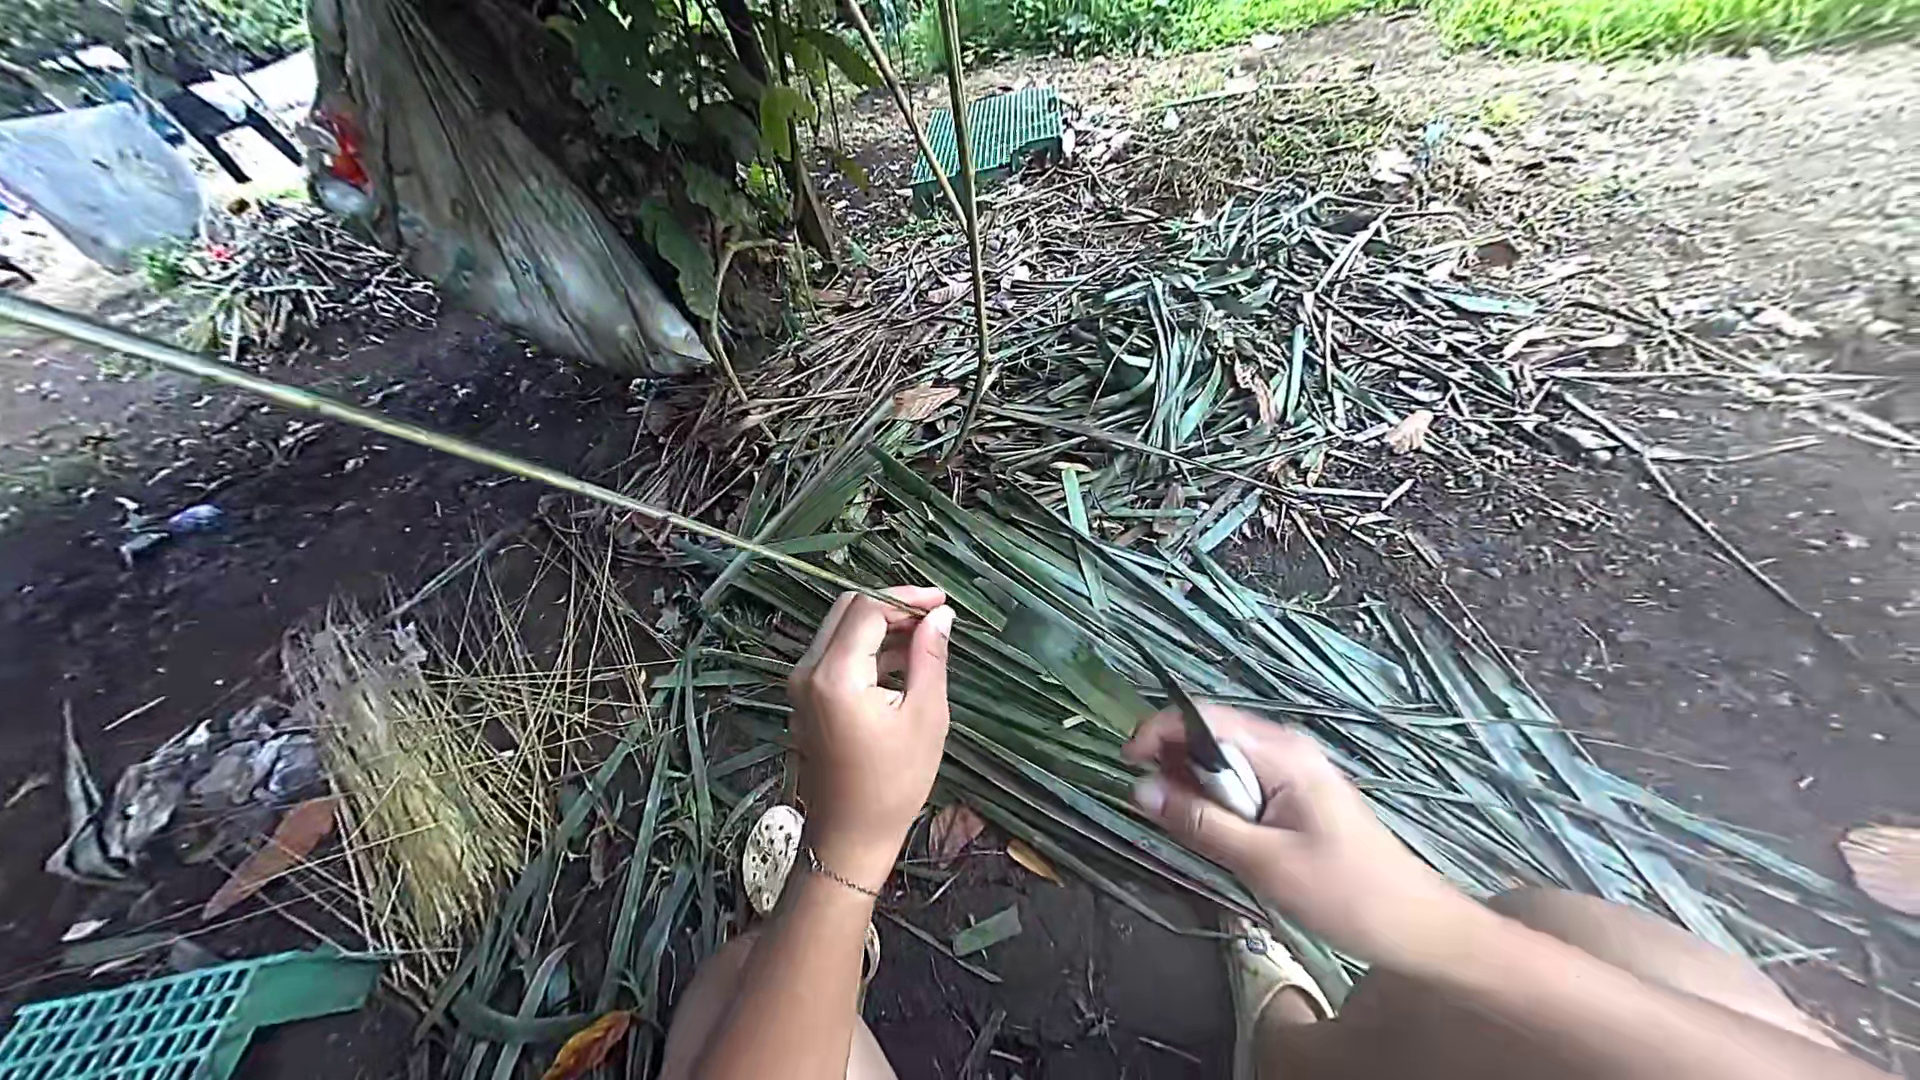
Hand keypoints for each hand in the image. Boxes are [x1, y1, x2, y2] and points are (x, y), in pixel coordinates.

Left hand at [788, 586, 954, 892]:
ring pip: (841, 628)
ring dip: (881, 624)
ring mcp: (802, 683)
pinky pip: (836, 651)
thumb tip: (941, 615)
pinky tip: (901, 659)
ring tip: (924, 636)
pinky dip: (867, 645)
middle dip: (893, 605)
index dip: (907, 598)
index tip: (941, 601)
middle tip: (933, 616)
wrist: (849, 837)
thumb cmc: (894, 782)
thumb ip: (930, 657)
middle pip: (849, 609)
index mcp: (836, 676)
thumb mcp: (925, 716)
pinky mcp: (806, 695)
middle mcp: (809, 671)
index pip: (869, 608)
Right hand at [1124, 705, 1484, 970]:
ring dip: (1190, 779)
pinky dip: (1212, 792)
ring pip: (1219, 753)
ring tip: (1181, 818)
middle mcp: (1282, 745)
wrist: (1420, 929)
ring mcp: (1288, 764)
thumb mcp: (1264, 862)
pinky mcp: (1289, 786)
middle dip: (1172, 759)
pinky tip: (1212, 823)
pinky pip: (1236, 773)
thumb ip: (1199, 822)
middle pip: (1208, 731)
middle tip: (1155, 803)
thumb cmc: (1346, 894)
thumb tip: (1138, 789)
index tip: (1129, 763)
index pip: (1203, 716)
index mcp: (1281, 751)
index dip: (1158, 731)